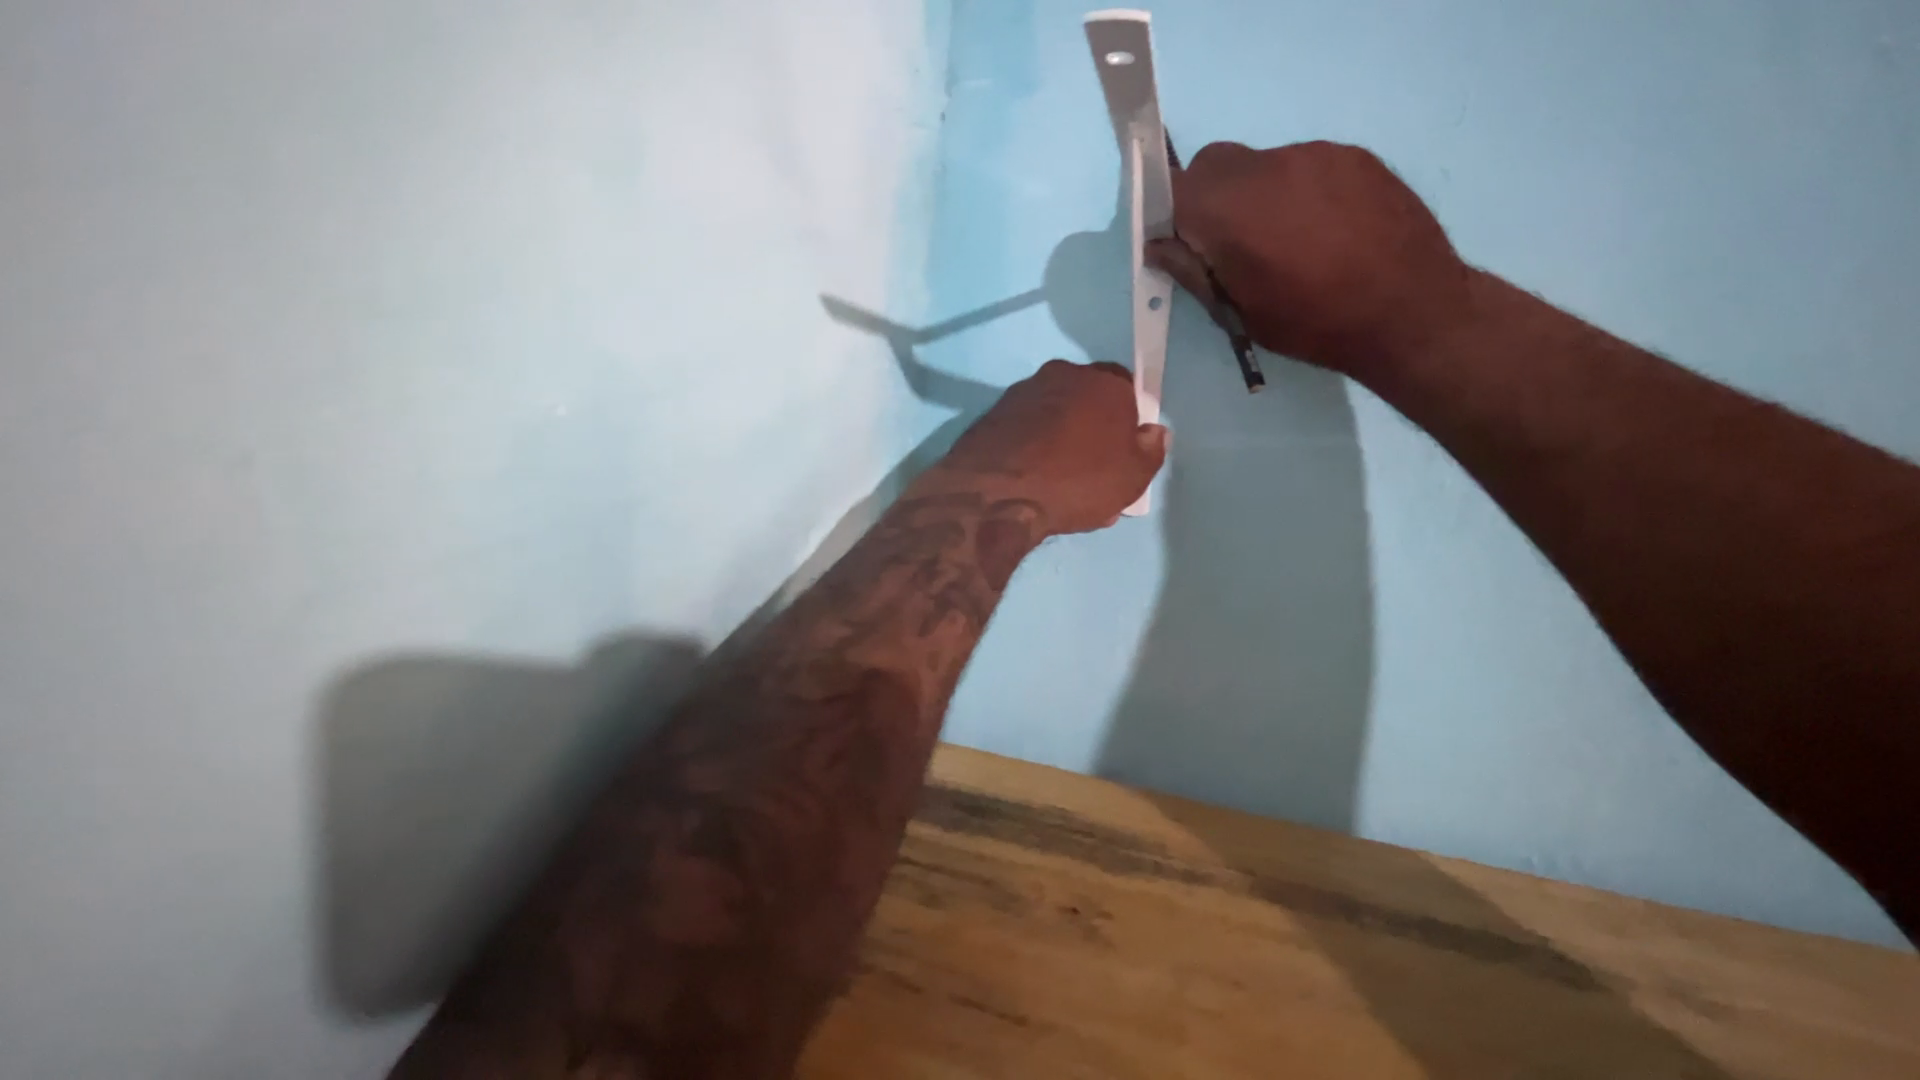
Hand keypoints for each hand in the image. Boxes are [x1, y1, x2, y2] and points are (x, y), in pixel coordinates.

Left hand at [923, 360, 1168, 534]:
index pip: (1127, 390)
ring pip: (1055, 417)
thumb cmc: (1077, 481)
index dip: (1129, 421)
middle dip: (1093, 432)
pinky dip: (1033, 450)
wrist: (996, 493)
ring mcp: (1023, 392)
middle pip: (1088, 401)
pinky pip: (1025, 430)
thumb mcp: (1133, 477)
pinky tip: (1034, 483)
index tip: (1124, 452)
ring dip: (1062, 442)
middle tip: (1094, 474)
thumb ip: (1151, 450)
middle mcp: (1063, 375)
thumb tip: (1153, 432)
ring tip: (1062, 488)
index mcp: (1105, 382)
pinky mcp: (993, 413)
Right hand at [1147, 141, 1472, 375]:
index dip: (1172, 212)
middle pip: (1215, 164)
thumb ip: (1192, 271)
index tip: (1186, 243)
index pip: (1173, 185)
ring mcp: (1315, 153)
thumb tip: (1157, 246)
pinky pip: (1307, 166)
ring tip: (1295, 242)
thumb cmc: (1313, 322)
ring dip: (1260, 196)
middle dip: (1212, 198)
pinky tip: (1329, 231)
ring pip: (1262, 165)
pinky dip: (1302, 192)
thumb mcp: (1238, 312)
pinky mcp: (1354, 154)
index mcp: (1228, 209)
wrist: (1410, 311)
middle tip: (1235, 245)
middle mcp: (1266, 166)